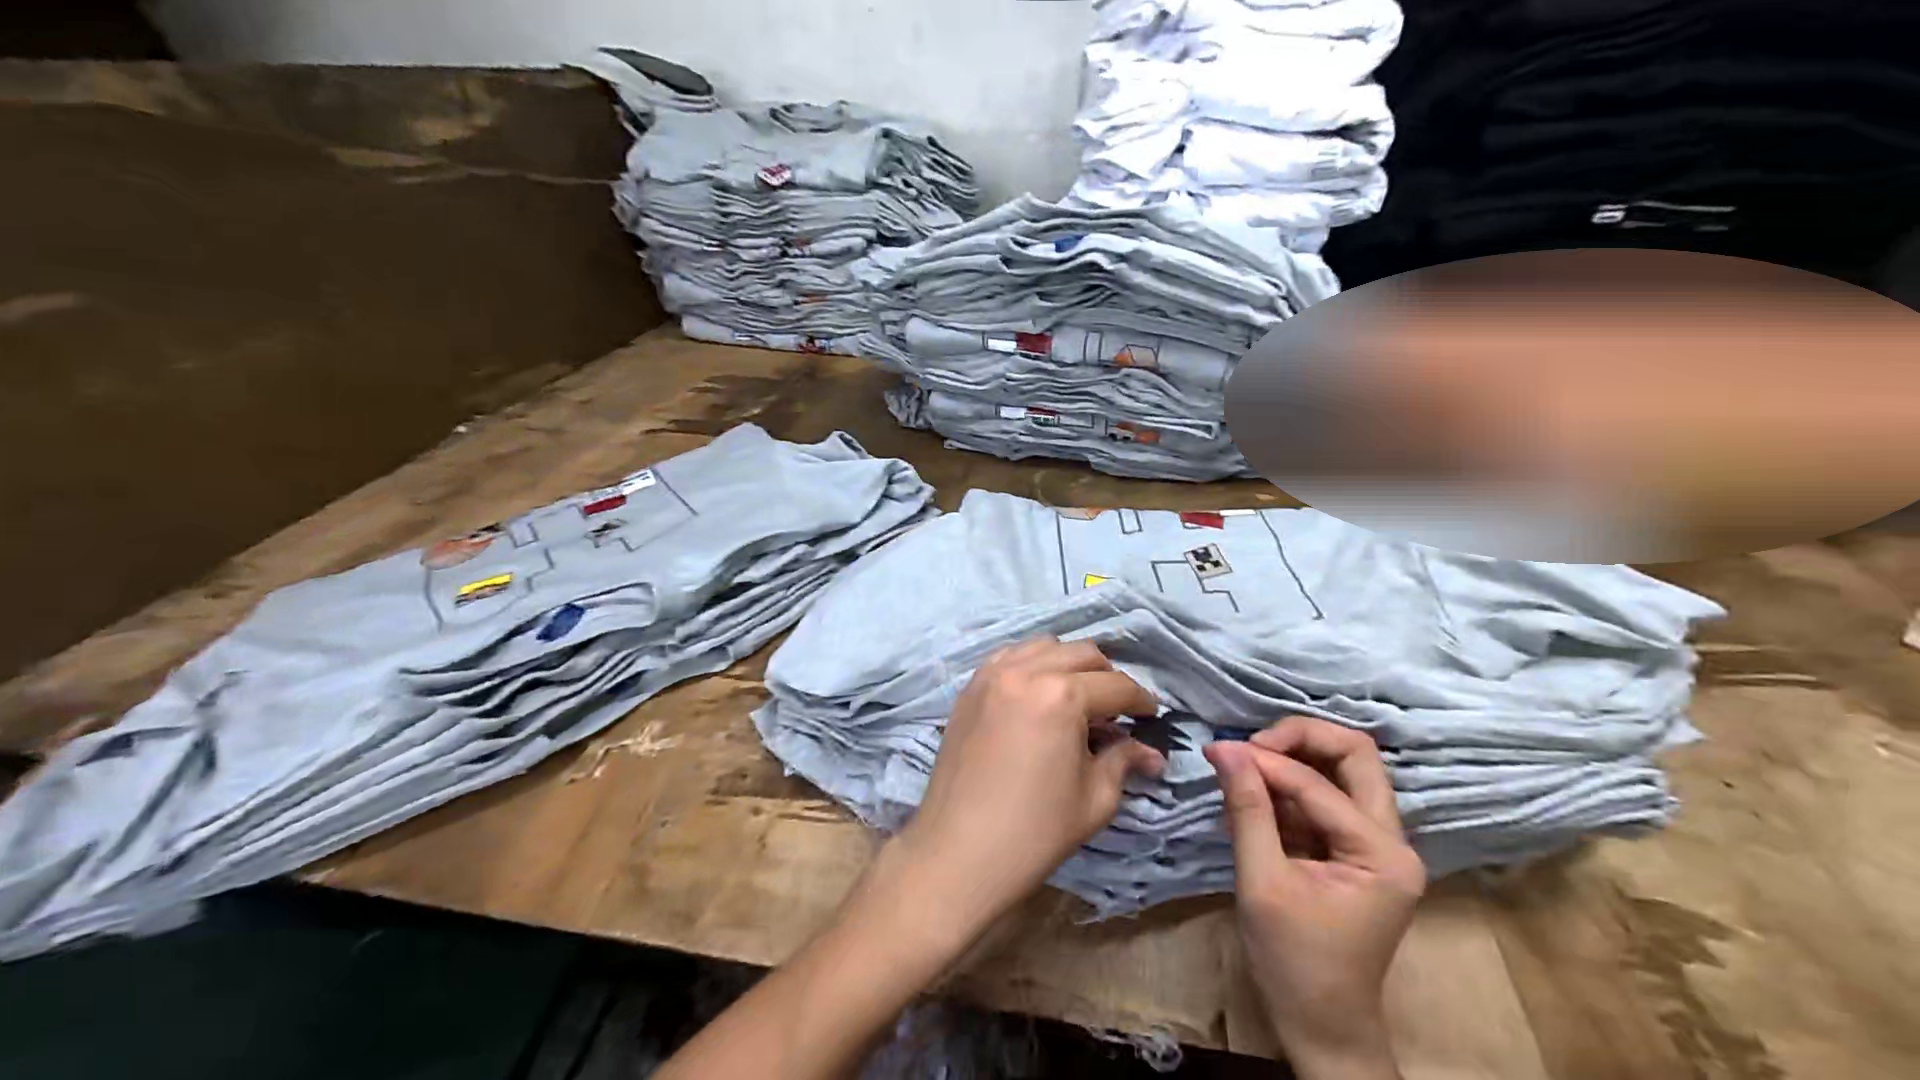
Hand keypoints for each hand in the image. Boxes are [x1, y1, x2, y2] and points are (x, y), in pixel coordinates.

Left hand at [895, 638, 1165, 933]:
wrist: (960, 851)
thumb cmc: (1035, 831)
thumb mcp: (1095, 798)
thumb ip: (1123, 760)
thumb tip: (1151, 752)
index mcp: (1061, 696)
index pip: (1116, 686)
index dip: (1141, 702)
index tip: (1150, 717)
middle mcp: (1025, 672)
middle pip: (1082, 654)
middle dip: (1108, 678)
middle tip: (1116, 711)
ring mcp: (991, 675)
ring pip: (1044, 647)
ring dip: (1069, 665)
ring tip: (1077, 700)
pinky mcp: (969, 688)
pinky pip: (1009, 657)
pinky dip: (1031, 665)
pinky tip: (1037, 695)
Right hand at [1204, 717, 1424, 1079]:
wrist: (1321, 1024)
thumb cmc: (1293, 961)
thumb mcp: (1262, 882)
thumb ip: (1247, 810)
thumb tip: (1225, 748)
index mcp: (1382, 854)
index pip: (1318, 784)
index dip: (1265, 761)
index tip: (1218, 749)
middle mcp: (1393, 840)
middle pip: (1356, 757)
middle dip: (1300, 738)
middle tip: (1250, 745)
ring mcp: (1377, 845)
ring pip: (1344, 771)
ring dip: (1295, 759)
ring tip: (1246, 766)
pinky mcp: (1355, 850)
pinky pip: (1326, 797)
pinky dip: (1290, 786)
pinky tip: (1256, 794)